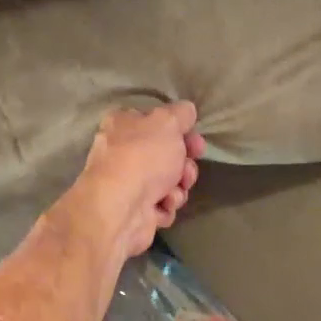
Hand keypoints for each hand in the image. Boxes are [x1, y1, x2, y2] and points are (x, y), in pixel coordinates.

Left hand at [65, 101, 205, 257]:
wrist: (122, 207)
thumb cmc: (143, 157)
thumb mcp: (168, 123)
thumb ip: (181, 114)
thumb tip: (187, 110)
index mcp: (124, 124)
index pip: (157, 123)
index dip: (181, 133)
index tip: (197, 144)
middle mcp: (123, 153)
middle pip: (167, 156)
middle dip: (183, 166)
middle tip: (186, 171)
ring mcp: (129, 184)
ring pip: (169, 184)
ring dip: (177, 189)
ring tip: (171, 193)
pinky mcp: (136, 211)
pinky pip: (162, 207)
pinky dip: (165, 207)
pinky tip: (160, 207)